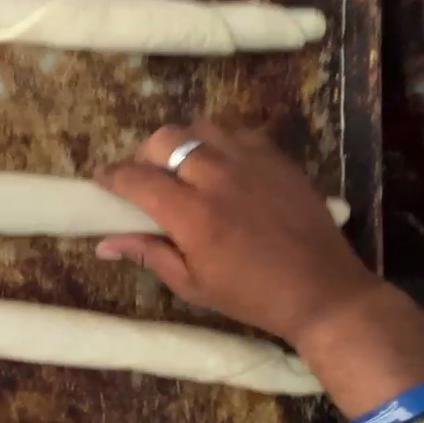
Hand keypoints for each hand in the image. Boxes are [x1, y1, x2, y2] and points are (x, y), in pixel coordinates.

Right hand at [95, 123, 381, 343]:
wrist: (321, 289)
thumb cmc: (250, 295)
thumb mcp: (191, 284)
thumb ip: (147, 254)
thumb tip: (104, 244)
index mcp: (193, 216)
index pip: (137, 179)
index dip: (112, 176)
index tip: (102, 180)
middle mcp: (218, 178)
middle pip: (165, 139)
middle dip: (146, 156)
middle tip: (149, 180)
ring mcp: (252, 162)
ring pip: (200, 127)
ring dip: (183, 144)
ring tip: (185, 170)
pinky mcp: (277, 158)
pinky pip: (237, 132)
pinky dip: (218, 143)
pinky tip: (220, 167)